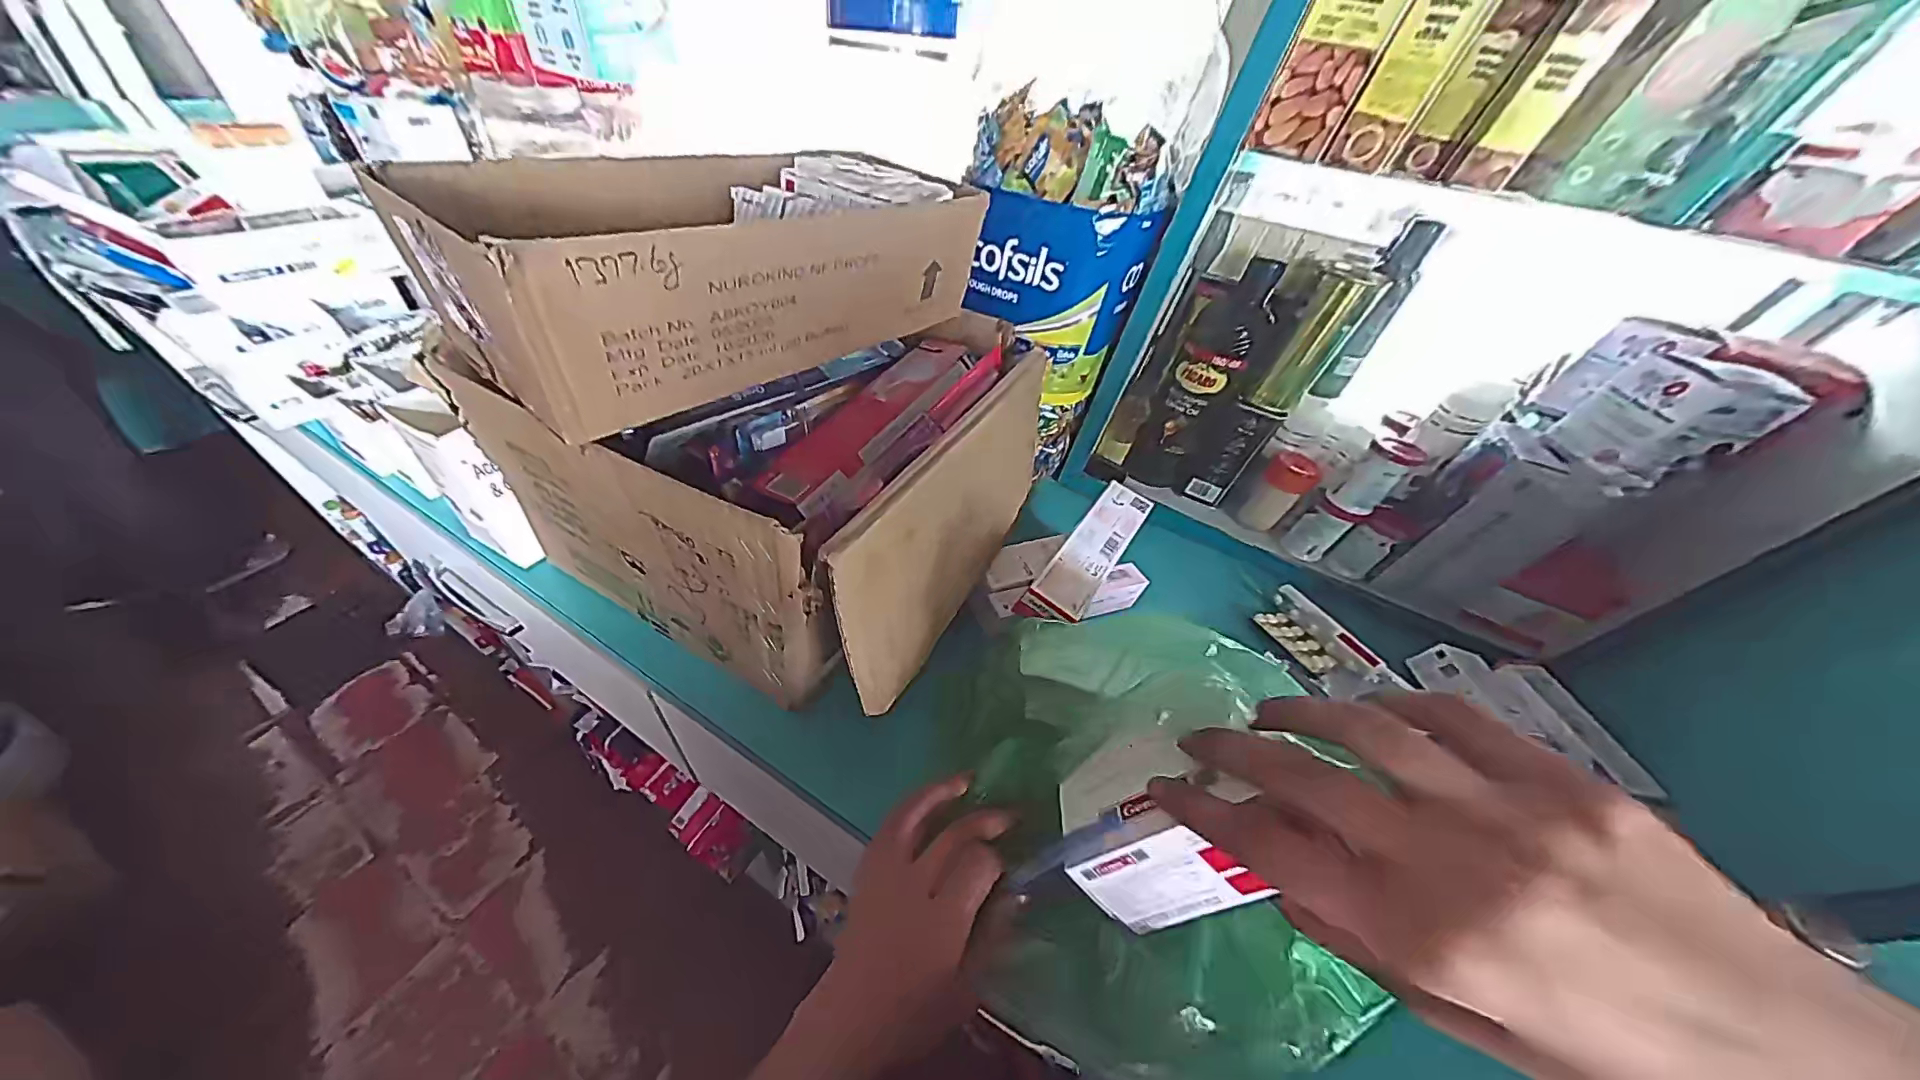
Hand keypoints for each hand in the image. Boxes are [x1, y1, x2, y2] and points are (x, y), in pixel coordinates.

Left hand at [753, 775, 1011, 1079]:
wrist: (851, 1017)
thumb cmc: (914, 1010)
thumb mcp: (968, 988)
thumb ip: (994, 937)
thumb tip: (1017, 895)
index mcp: (941, 920)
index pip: (979, 864)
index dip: (1000, 857)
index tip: (1013, 863)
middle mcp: (912, 886)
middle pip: (954, 836)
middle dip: (986, 820)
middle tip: (1011, 815)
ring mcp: (885, 873)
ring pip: (913, 817)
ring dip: (941, 794)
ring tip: (966, 780)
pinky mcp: (868, 870)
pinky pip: (889, 826)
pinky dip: (910, 807)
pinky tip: (927, 802)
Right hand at [1149, 693, 1919, 1079]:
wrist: (1791, 1056)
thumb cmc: (1603, 1056)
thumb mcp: (1463, 1025)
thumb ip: (1363, 944)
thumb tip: (1286, 875)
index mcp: (1421, 933)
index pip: (1272, 849)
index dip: (1205, 811)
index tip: (1167, 787)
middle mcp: (1451, 858)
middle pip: (1304, 776)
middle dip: (1233, 748)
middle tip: (1200, 737)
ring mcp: (1512, 806)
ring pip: (1369, 726)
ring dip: (1302, 711)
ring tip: (1271, 711)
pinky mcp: (1566, 778)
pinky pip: (1455, 717)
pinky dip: (1396, 708)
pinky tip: (1376, 713)